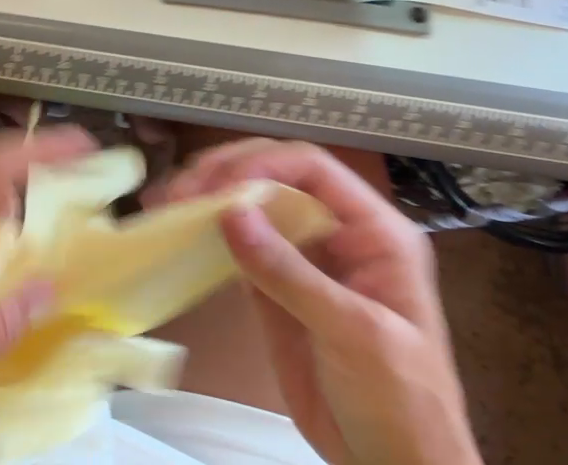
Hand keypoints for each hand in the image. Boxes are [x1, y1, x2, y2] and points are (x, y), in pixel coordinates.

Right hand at [158, 139, 482, 464]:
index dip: (263, 164)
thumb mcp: (353, 334)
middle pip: (275, 177)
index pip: (313, 170)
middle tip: (180, 191)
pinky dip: (205, 234)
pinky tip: (177, 231)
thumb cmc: (401, 403)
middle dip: (226, 175)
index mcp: (375, 233)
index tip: (215, 184)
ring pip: (250, 207)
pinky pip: (237, 246)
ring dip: (207, 198)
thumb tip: (228, 212)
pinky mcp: (274, 288)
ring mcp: (303, 260)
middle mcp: (337, 234)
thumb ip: (290, 272)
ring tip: (166, 202)